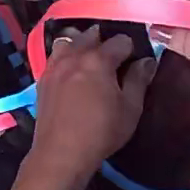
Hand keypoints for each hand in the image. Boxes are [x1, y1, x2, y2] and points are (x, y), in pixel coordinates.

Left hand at [28, 26, 157, 179]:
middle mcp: (73, 56)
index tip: (134, 62)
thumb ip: (139, 80)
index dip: (131, 49)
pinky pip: (55, 56)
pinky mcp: (42, 79)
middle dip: (105, 43)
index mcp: (98, 60)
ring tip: (90, 59)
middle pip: (91, 35)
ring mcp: (54, 66)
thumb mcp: (130, 108)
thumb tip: (147, 61)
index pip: (120, 41)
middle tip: (114, 61)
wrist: (60, 153)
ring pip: (68, 41)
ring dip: (81, 44)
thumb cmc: (101, 132)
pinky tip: (71, 70)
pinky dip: (65, 56)